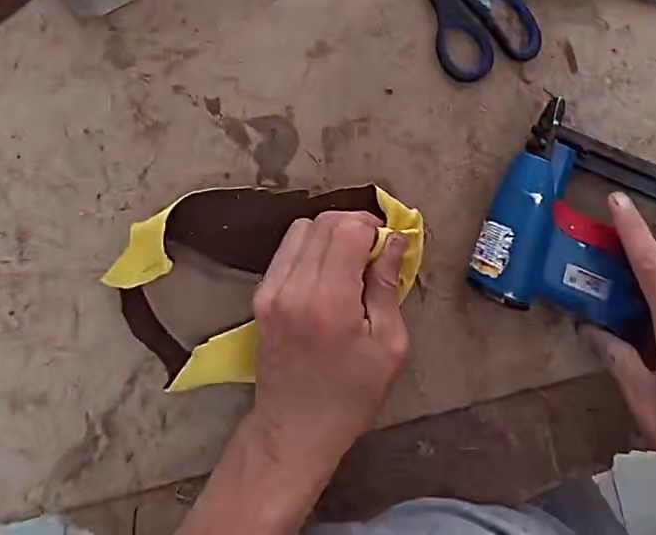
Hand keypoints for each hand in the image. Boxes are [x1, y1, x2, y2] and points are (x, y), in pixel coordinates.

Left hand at [251, 210, 411, 454]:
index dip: (374, 228)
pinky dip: (312, 245)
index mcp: (330, 302)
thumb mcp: (389, 344)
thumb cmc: (350, 394)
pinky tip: (327, 268)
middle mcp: (295, 289)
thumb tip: (394, 239)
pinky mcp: (261, 296)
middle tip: (375, 249)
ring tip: (351, 257)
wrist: (293, 432)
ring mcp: (271, 291)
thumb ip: (388, 285)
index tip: (389, 245)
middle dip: (357, 224)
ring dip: (333, 231)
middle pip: (326, 222)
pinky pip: (288, 247)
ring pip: (304, 227)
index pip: (349, 230)